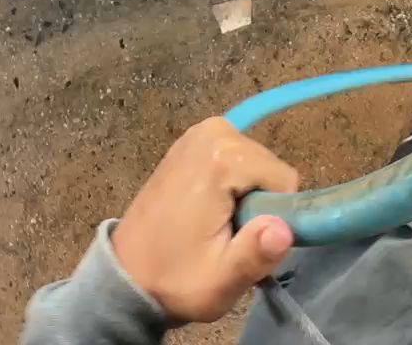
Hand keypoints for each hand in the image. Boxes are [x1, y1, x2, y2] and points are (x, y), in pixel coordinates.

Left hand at [111, 118, 298, 322]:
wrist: (126, 274)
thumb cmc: (174, 278)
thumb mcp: (219, 282)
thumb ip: (255, 254)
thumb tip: (285, 229)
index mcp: (222, 157)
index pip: (284, 181)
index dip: (270, 216)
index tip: (240, 238)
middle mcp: (215, 130)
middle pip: (268, 168)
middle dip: (257, 203)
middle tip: (225, 234)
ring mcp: (202, 130)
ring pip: (256, 163)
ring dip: (244, 194)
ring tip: (214, 222)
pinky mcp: (195, 136)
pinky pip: (237, 157)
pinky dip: (229, 182)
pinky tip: (207, 205)